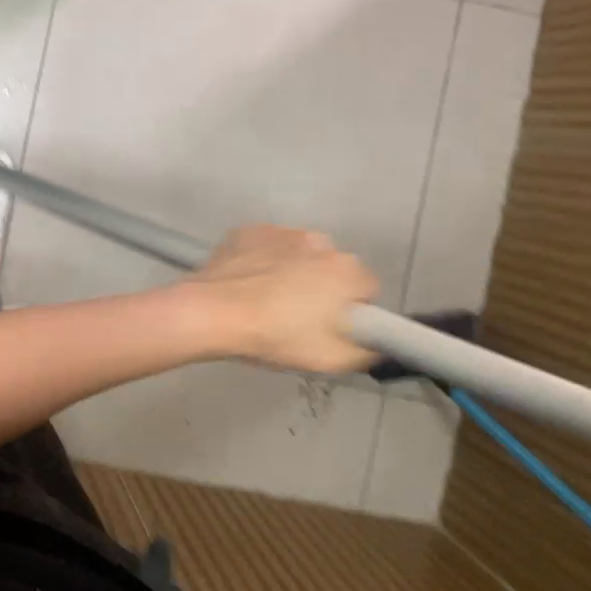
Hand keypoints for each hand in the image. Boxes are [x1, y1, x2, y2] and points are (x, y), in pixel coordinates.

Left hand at [178, 225, 379, 372]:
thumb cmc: (276, 336)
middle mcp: (320, 242)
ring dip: (292, 272)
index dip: (351, 313)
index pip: (367, 291)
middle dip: (323, 289)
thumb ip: (368, 350)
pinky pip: (267, 247)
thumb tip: (378, 343)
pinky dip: (262, 260)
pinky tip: (247, 283)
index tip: (330, 328)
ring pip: (300, 255)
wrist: (212, 312)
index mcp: (348, 271)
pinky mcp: (249, 231)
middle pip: (333, 269)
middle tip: (297, 318)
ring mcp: (281, 232)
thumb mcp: (334, 359)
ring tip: (267, 300)